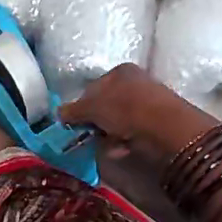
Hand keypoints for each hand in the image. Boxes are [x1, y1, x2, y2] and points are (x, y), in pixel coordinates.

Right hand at [58, 64, 220, 163]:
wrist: (163, 127)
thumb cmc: (124, 109)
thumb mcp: (92, 107)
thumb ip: (74, 110)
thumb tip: (58, 114)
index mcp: (119, 71)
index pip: (92, 88)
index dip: (81, 107)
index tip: (75, 124)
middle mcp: (134, 83)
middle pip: (105, 106)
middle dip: (95, 124)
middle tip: (88, 137)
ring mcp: (146, 103)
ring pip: (117, 122)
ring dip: (108, 136)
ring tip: (105, 146)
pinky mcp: (154, 124)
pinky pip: (130, 134)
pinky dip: (122, 143)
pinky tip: (120, 150)